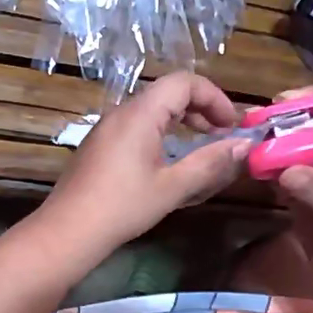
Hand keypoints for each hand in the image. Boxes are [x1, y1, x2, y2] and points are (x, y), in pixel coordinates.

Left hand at [35, 72, 252, 262]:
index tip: (231, 125)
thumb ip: (210, 163)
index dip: (214, 97)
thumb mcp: (172, 187)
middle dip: (200, 108)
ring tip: (199, 144)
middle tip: (220, 134)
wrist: (69, 229)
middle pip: (166, 93)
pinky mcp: (98, 145)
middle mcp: (121, 112)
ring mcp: (106, 128)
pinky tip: (166, 159)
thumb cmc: (123, 207)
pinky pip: (135, 125)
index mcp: (140, 114)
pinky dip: (159, 132)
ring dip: (180, 120)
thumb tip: (244, 146)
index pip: (184, 82)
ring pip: (150, 109)